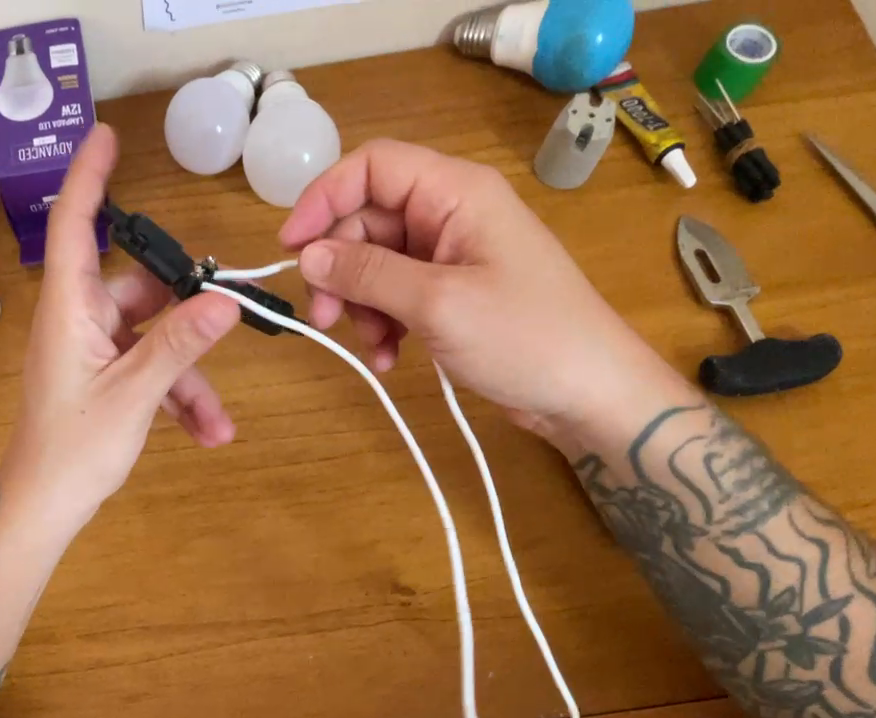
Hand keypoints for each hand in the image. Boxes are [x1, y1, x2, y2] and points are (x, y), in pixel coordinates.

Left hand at [0, 124, 241, 531]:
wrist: (41, 511)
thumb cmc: (73, 450)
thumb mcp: (134, 395)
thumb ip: (179, 344)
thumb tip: (225, 300)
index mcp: (70, 309)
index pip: (76, 225)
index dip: (90, 178)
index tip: (106, 136)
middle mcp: (78, 321)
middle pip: (141, 294)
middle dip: (188, 326)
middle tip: (231, 329)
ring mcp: (90, 353)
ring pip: (152, 343)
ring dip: (189, 381)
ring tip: (220, 426)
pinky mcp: (100, 381)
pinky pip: (145, 374)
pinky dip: (174, 399)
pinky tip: (207, 435)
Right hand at [278, 139, 694, 446]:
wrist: (586, 392)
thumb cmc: (523, 337)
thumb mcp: (437, 304)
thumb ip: (368, 275)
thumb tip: (307, 256)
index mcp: (455, 192)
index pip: (372, 167)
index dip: (323, 200)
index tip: (289, 249)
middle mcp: (450, 213)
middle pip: (368, 221)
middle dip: (340, 269)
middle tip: (324, 318)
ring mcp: (451, 256)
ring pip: (376, 264)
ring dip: (361, 305)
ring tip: (372, 347)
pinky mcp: (451, 294)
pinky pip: (396, 296)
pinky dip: (383, 325)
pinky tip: (388, 359)